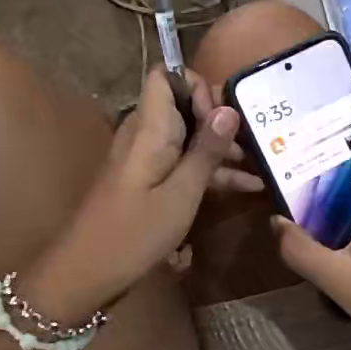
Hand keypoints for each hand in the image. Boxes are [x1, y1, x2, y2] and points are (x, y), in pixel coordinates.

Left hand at [29, 68, 260, 318]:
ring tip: (262, 164)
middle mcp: (146, 135)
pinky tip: (248, 186)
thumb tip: (229, 109)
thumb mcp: (181, 194)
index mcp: (149, 129)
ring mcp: (147, 158)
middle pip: (183, 105)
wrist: (88, 273)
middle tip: (255, 141)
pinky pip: (184, 162)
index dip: (197, 85)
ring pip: (189, 136)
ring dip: (222, 148)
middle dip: (220, 118)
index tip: (223, 116)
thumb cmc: (135, 233)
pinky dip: (211, 171)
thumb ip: (206, 151)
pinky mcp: (150, 180)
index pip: (166, 76)